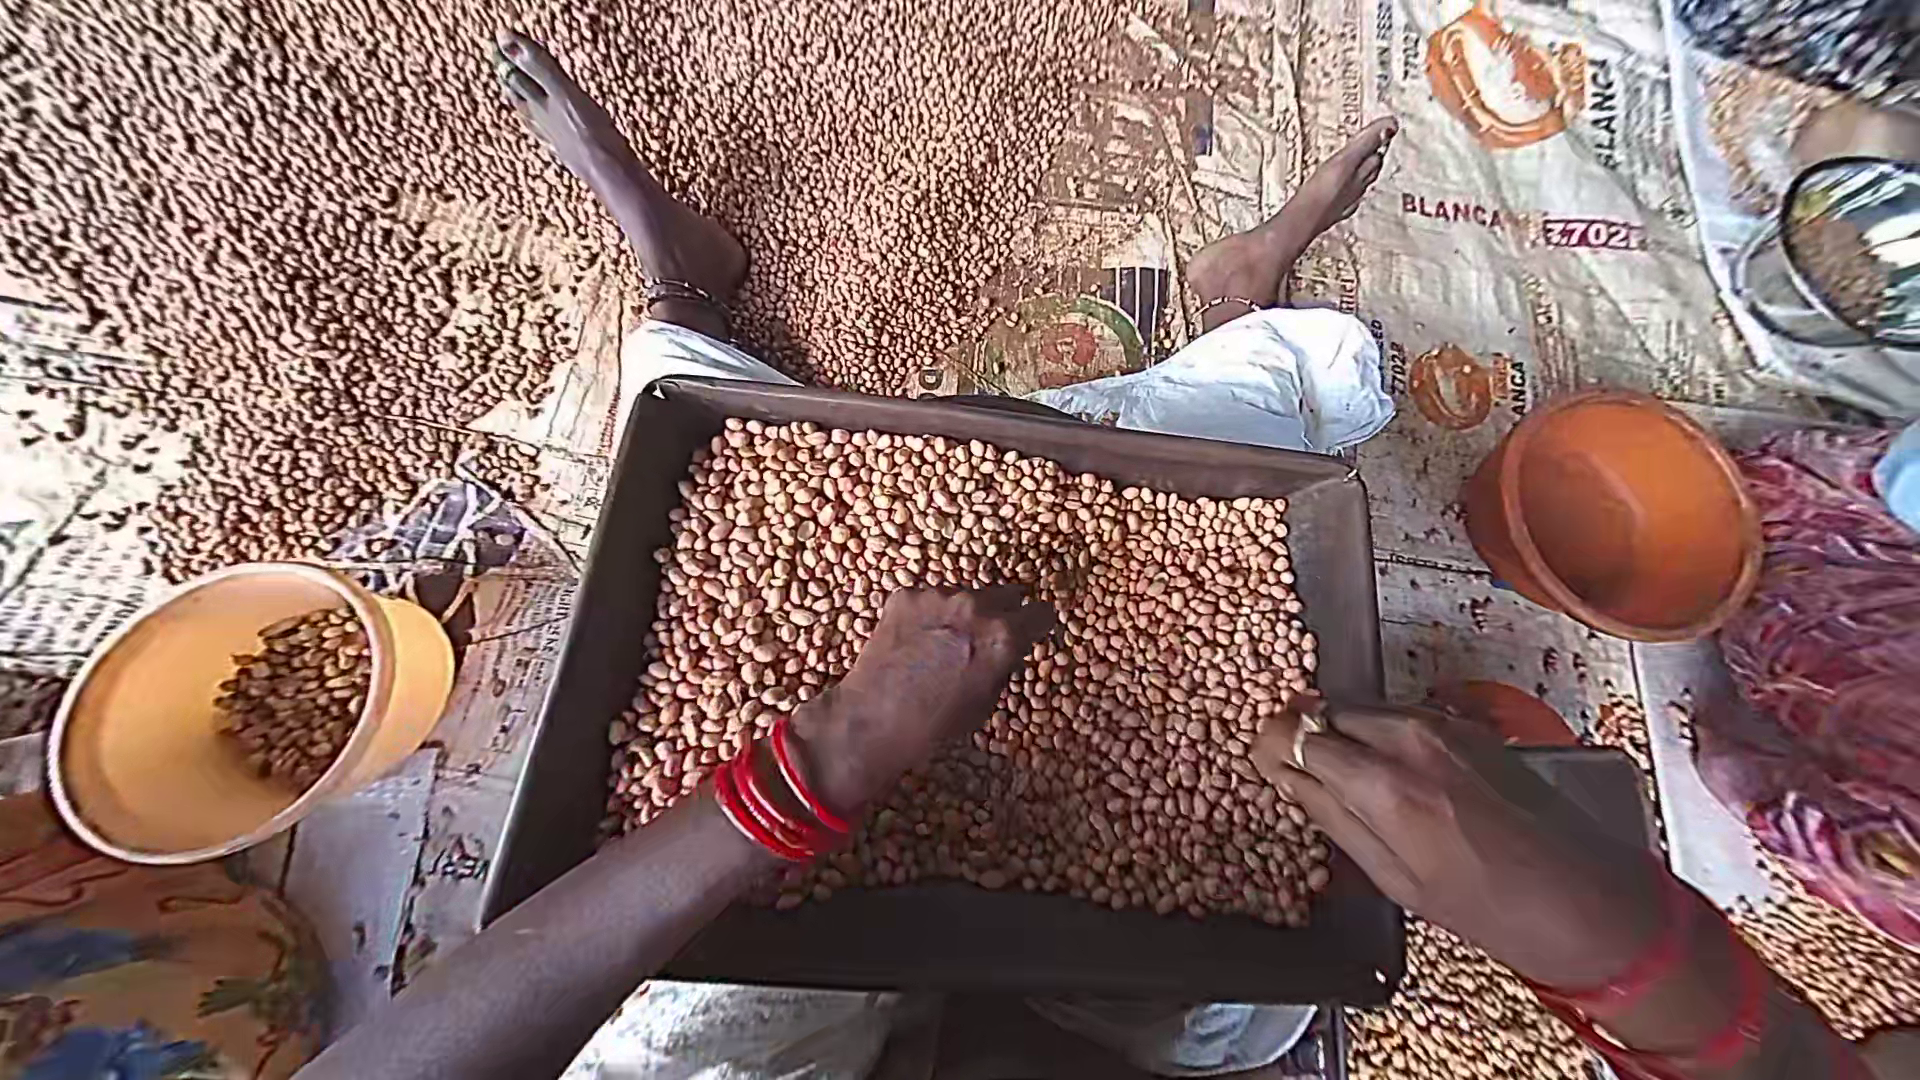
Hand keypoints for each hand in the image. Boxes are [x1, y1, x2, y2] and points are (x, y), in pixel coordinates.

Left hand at [791, 586, 1054, 814]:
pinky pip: (928, 598)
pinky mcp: (907, 595)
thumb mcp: (988, 699)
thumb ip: (1005, 662)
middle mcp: (976, 606)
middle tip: (987, 634)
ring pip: (965, 594)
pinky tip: (914, 640)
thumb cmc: (938, 721)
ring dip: (962, 612)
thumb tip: (1010, 645)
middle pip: (1007, 593)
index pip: (1041, 612)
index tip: (1032, 628)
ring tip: (941, 643)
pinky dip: (927, 614)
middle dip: (1004, 611)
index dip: (1037, 624)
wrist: (876, 717)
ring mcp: (938, 595)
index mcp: (1004, 636)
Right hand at [1251, 696, 1663, 987]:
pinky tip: (1388, 768)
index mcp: (1383, 784)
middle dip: (1305, 733)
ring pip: (1356, 707)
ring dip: (1339, 731)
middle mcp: (1406, 739)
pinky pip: (1392, 713)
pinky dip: (1374, 731)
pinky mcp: (1462, 725)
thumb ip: (1328, 814)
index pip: (1296, 735)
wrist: (1598, 907)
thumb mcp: (1392, 876)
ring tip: (1348, 772)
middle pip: (1322, 710)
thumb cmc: (1489, 907)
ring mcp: (1438, 725)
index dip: (1273, 744)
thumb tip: (1284, 773)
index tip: (1266, 757)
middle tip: (1303, 767)